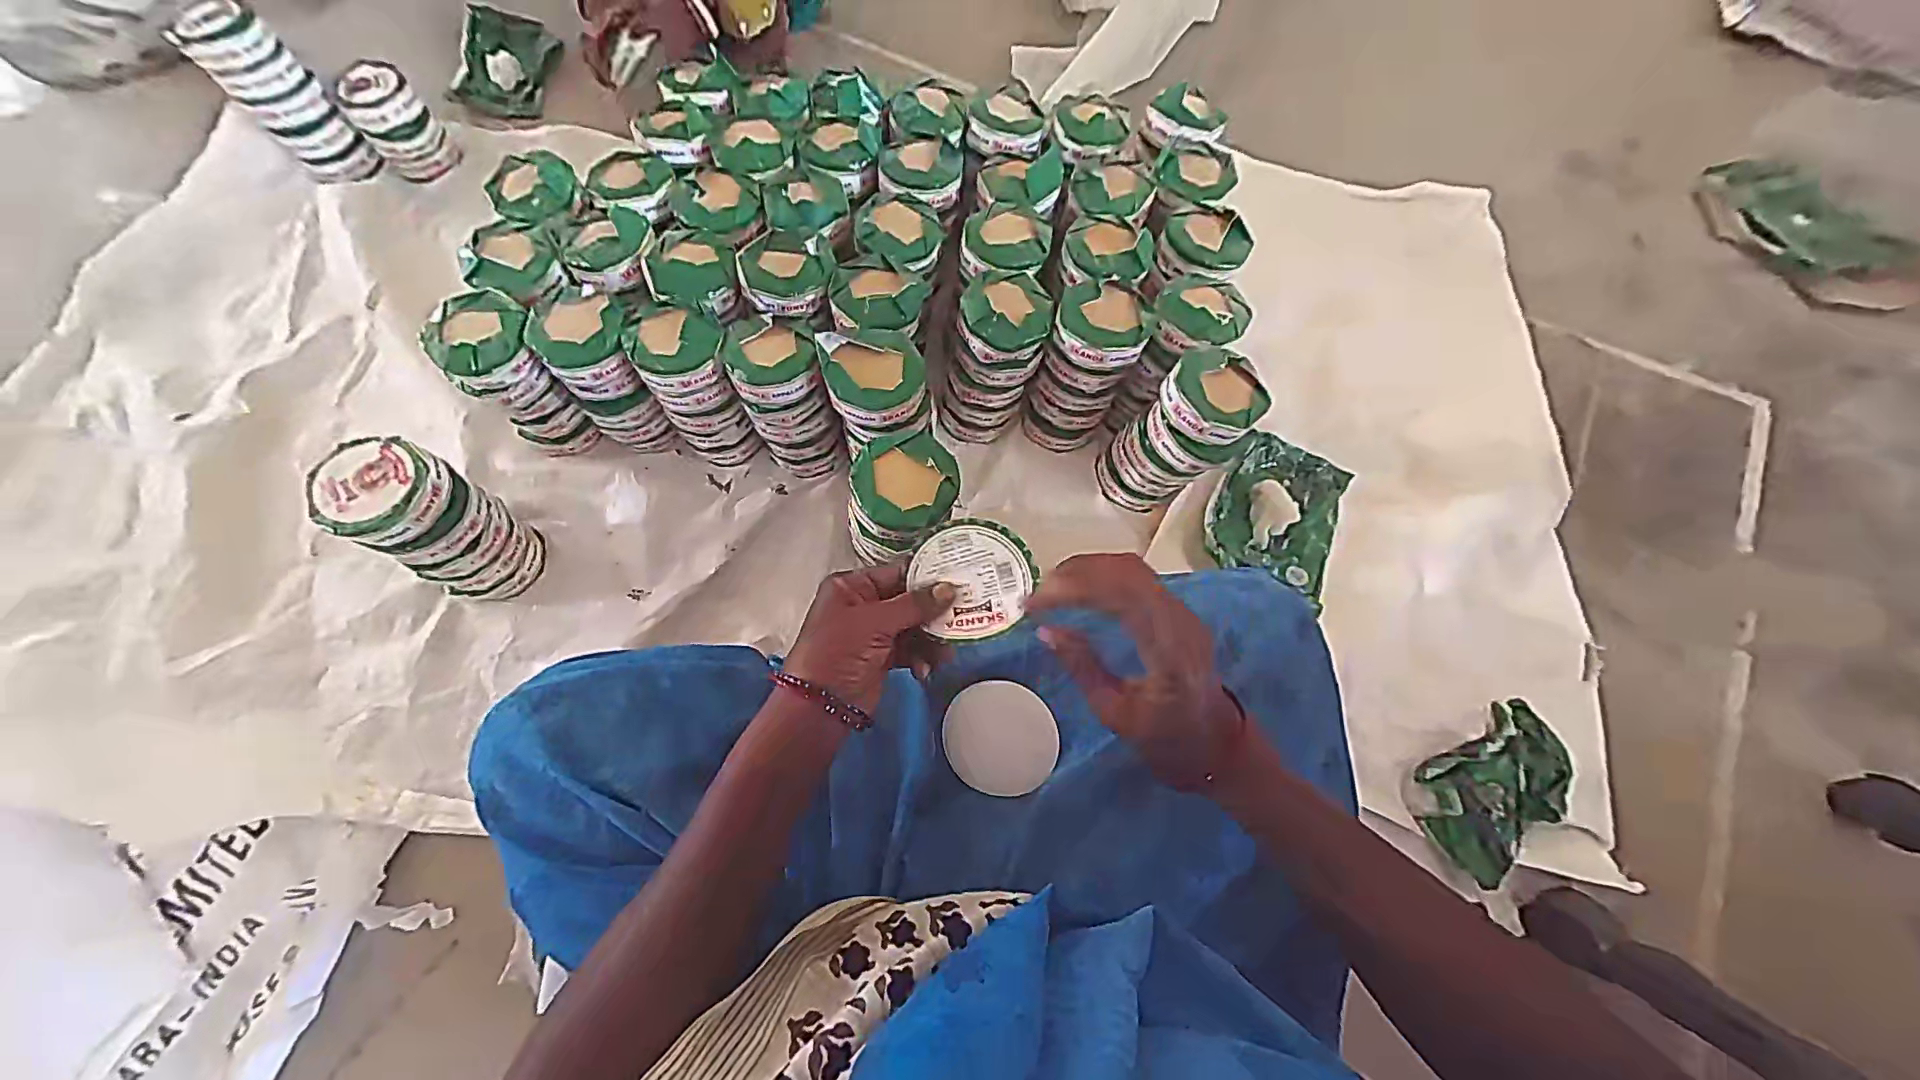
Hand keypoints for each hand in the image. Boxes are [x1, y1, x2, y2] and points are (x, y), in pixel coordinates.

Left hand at [781, 564, 955, 714]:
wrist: (819, 706)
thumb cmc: (838, 652)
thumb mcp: (875, 622)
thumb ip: (914, 605)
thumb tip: (949, 588)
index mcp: (852, 586)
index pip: (897, 572)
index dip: (927, 576)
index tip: (958, 579)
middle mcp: (863, 605)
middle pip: (909, 600)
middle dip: (933, 612)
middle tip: (962, 615)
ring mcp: (873, 632)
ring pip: (914, 627)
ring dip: (930, 639)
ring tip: (945, 652)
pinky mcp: (882, 657)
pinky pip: (910, 649)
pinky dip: (920, 657)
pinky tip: (924, 669)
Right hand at [1030, 554, 1246, 790]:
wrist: (1216, 741)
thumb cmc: (1167, 738)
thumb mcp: (1115, 713)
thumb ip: (1083, 668)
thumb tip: (1046, 631)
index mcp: (1168, 651)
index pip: (1122, 598)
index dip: (1075, 590)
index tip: (1036, 603)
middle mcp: (1180, 621)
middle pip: (1127, 572)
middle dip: (1076, 574)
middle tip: (1038, 594)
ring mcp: (1182, 611)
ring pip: (1131, 568)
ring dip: (1087, 571)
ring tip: (1051, 589)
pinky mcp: (1176, 609)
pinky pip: (1135, 578)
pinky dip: (1100, 576)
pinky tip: (1077, 589)